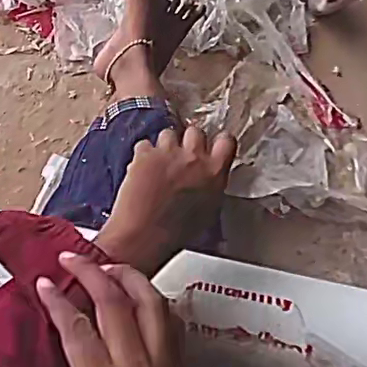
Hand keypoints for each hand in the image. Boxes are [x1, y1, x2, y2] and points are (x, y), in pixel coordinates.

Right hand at [0, 254, 245, 366]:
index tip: (42, 283)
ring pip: (153, 307)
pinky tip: (142, 296)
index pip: (80, 332)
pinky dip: (156, 301)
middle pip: (117, 306)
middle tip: (69, 258)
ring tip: (106, 264)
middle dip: (92, 274)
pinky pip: (173, 325)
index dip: (58, 303)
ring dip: (130, 278)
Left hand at [95, 125, 234, 272]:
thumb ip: (210, 186)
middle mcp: (194, 158)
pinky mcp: (144, 154)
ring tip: (158, 163)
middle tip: (180, 156)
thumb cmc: (176, 232)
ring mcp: (168, 153)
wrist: (144, 236)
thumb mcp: (208, 210)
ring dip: (164, 145)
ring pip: (168, 133)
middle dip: (187, 140)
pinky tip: (140, 169)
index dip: (217, 142)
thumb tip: (206, 179)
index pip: (226, 140)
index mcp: (215, 173)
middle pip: (195, 131)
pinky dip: (142, 154)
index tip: (211, 146)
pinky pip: (144, 144)